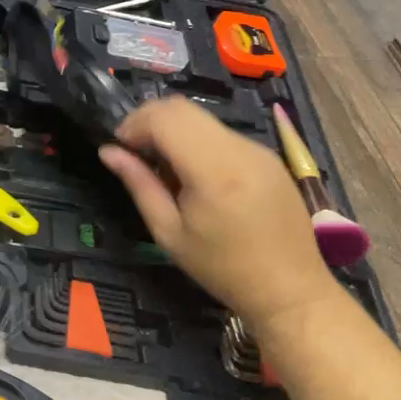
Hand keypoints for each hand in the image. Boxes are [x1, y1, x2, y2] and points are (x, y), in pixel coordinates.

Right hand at [99, 98, 337, 324]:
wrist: (292, 292)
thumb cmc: (224, 269)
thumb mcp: (169, 233)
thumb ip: (139, 185)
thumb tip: (108, 151)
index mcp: (213, 171)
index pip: (164, 118)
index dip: (134, 124)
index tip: (121, 149)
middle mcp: (239, 150)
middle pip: (181, 107)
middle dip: (149, 121)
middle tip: (137, 153)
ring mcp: (258, 150)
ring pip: (201, 118)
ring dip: (174, 130)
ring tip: (167, 169)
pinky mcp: (269, 157)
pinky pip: (222, 133)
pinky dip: (197, 141)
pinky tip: (196, 176)